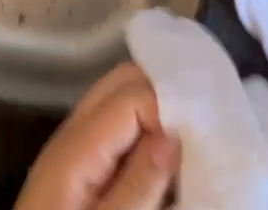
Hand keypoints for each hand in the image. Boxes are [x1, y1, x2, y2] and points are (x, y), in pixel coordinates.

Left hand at [16, 63, 179, 209]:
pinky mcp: (78, 167)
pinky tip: (160, 161)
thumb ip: (140, 184)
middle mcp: (72, 133)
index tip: (195, 144)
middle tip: (196, 135)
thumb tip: (174, 134)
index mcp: (76, 146)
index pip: (132, 95)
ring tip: (185, 145)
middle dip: (163, 95)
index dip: (168, 110)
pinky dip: (141, 128)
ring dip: (154, 110)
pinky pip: (114, 126)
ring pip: (119, 99)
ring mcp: (72, 147)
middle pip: (122, 82)